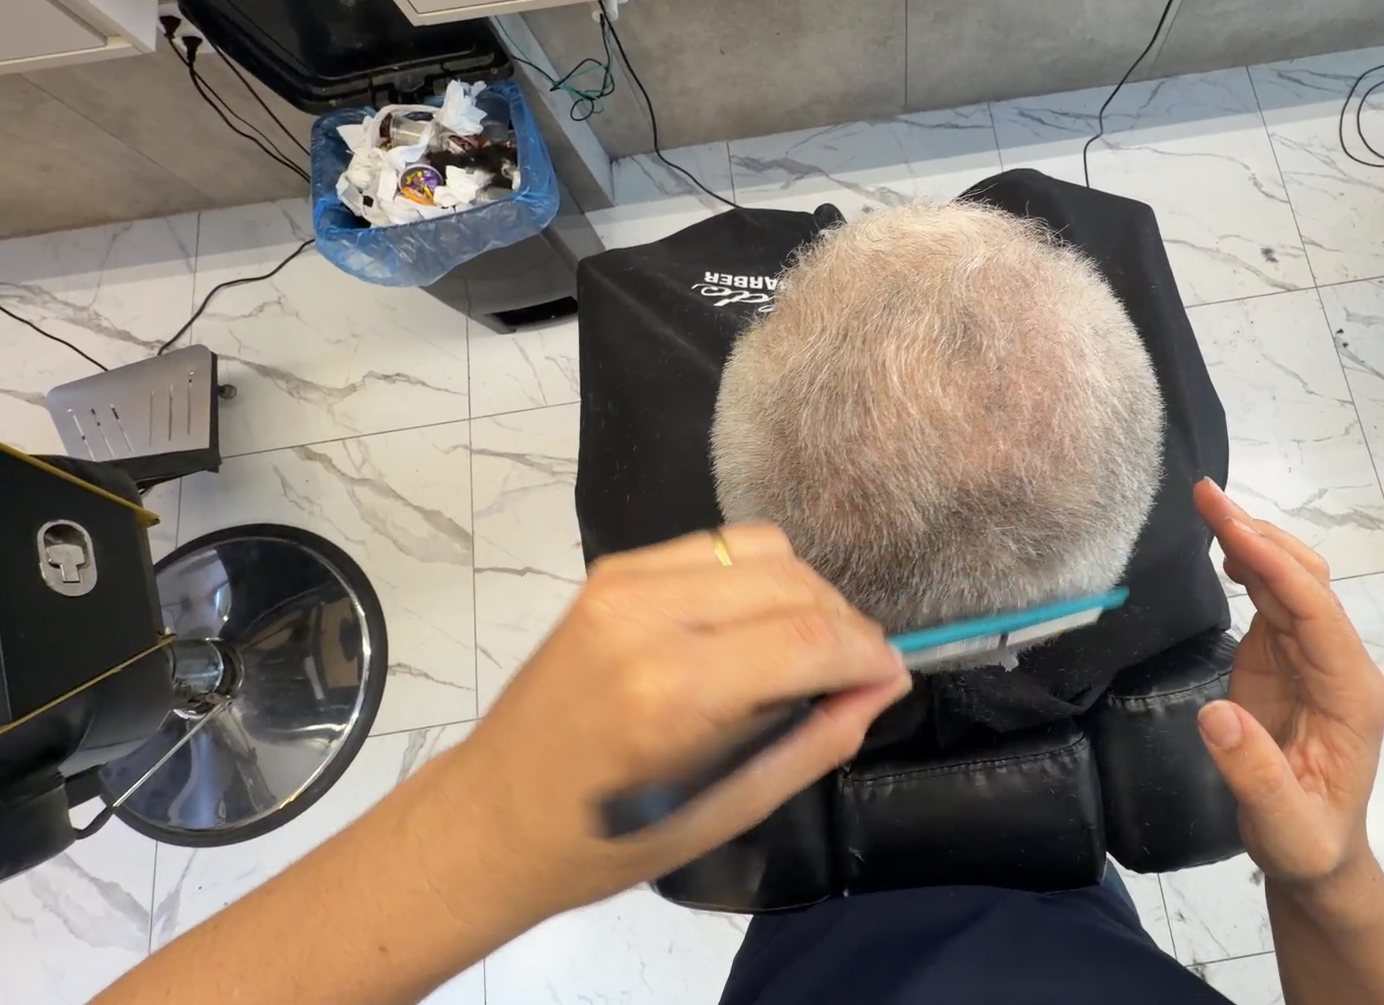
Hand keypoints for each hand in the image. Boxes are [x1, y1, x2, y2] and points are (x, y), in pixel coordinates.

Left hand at [432, 523, 910, 920]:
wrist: (491, 812)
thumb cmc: (608, 837)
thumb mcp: (726, 811)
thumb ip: (817, 740)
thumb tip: (884, 684)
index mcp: (671, 691)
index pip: (806, 638)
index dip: (867, 652)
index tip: (891, 673)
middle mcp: (648, 615)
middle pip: (794, 583)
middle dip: (844, 623)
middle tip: (853, 670)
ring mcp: (625, 579)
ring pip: (766, 549)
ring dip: (806, 594)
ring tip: (804, 646)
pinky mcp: (616, 568)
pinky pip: (722, 546)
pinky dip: (760, 577)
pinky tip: (753, 623)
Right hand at [1192, 479, 1383, 888]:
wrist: (1317, 852)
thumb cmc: (1306, 840)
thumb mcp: (1283, 825)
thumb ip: (1253, 772)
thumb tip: (1215, 713)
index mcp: (1350, 692)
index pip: (1312, 611)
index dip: (1271, 564)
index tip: (1228, 524)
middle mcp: (1339, 662)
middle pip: (1306, 581)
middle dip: (1259, 533)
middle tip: (1207, 495)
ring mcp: (1314, 657)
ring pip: (1290, 581)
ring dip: (1251, 539)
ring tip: (1208, 506)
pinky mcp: (1287, 658)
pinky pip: (1273, 599)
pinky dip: (1248, 565)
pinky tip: (1224, 549)